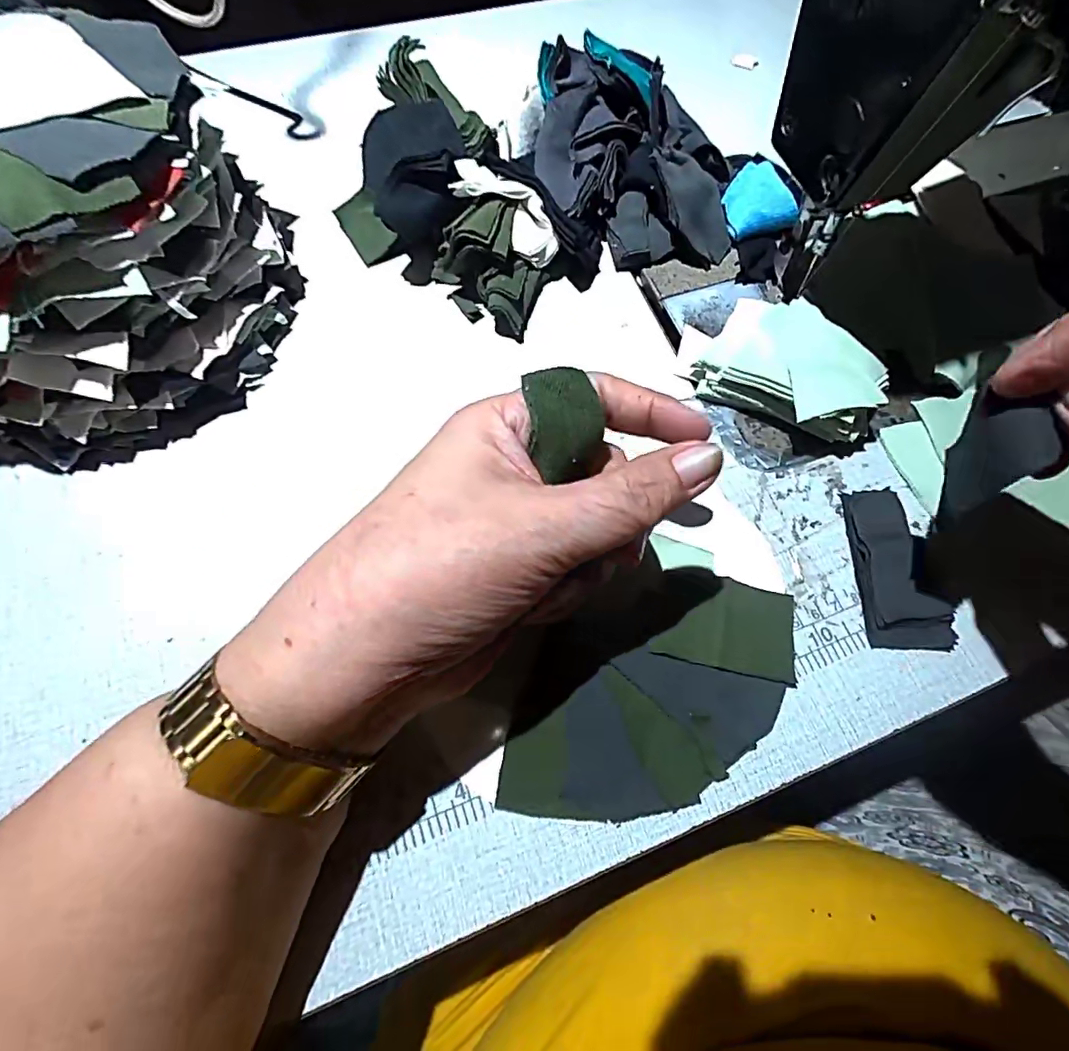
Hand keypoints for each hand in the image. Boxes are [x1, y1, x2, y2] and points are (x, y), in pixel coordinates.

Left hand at [214, 375, 723, 754]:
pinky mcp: (526, 567)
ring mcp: (523, 520)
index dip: (653, 412)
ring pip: (606, 524)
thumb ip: (635, 494)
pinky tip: (538, 605)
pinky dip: (577, 584)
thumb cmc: (437, 571)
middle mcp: (518, 465)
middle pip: (611, 469)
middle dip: (618, 514)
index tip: (703, 438)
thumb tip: (709, 457)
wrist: (359, 670)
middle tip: (602, 545)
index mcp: (508, 426)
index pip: (597, 397)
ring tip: (554, 583)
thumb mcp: (544, 526)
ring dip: (597, 557)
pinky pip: (586, 561)